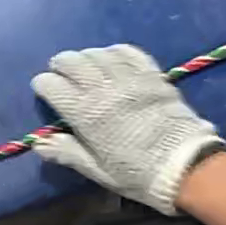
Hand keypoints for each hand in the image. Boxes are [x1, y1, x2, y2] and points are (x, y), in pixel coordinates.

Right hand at [29, 44, 225, 214]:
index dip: (43, 86)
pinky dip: (114, 53)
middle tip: (62, 75)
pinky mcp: (151, 74)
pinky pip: (127, 52)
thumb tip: (38, 143)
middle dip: (60, 66)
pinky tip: (111, 61)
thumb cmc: (135, 172)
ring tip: (85, 67)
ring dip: (85, 57)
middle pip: (71, 61)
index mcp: (84, 113)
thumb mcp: (95, 169)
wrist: (187, 167)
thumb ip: (65, 152)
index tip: (45, 92)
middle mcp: (102, 89)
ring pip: (96, 53)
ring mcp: (129, 78)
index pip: (50, 84)